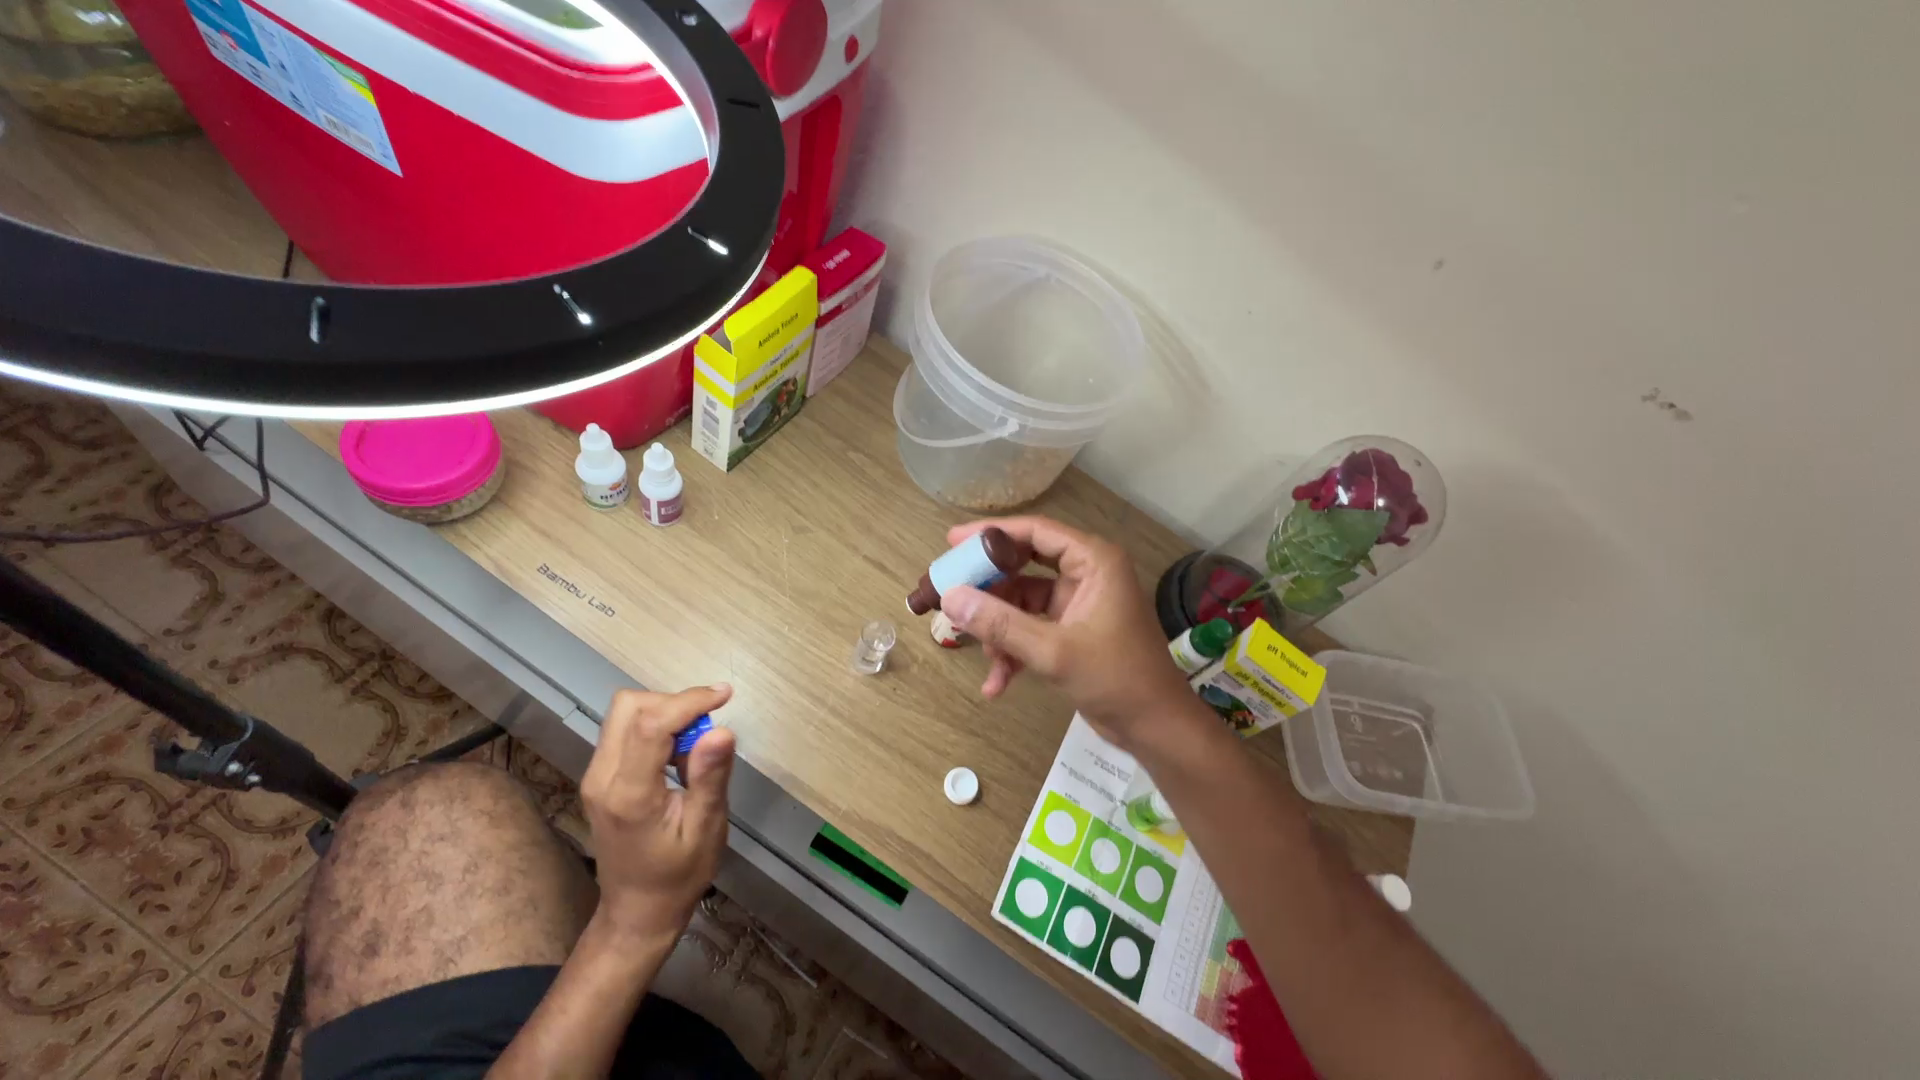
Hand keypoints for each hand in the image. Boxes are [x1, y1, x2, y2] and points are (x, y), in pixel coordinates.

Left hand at [581, 685, 735, 941]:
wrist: (638, 911)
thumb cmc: (679, 875)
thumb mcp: (706, 829)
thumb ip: (710, 776)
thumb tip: (722, 730)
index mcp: (629, 794)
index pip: (651, 723)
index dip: (689, 701)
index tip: (724, 695)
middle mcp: (602, 777)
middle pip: (628, 706)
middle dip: (673, 703)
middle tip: (706, 728)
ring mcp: (595, 777)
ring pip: (623, 714)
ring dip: (664, 714)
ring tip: (693, 748)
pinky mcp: (598, 777)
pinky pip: (623, 732)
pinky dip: (654, 728)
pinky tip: (676, 758)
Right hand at [939, 517, 1196, 749]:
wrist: (1156, 727)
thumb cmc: (1116, 679)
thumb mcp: (1053, 651)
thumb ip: (1001, 624)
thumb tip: (950, 598)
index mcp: (1093, 562)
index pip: (1035, 532)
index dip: (991, 534)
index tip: (951, 543)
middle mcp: (1086, 574)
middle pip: (1023, 566)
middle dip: (988, 588)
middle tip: (949, 596)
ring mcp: (1079, 604)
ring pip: (1022, 603)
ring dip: (1000, 631)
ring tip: (986, 658)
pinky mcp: (1073, 632)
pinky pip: (1031, 630)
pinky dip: (1013, 652)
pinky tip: (997, 684)